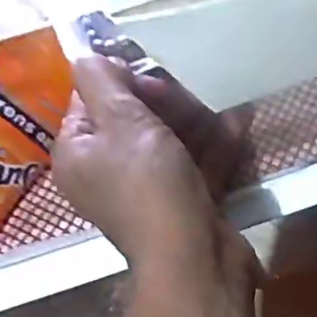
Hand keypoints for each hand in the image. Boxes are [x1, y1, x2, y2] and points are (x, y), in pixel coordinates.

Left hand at [52, 57, 256, 289]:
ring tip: (219, 108)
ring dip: (195, 122)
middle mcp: (109, 175)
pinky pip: (197, 167)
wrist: (195, 260)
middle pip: (134, 121)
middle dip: (163, 103)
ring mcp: (151, 193)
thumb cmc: (151, 188)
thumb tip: (91, 56)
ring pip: (170, 143)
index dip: (120, 82)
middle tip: (184, 97)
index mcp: (78, 155)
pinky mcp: (188, 206)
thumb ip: (103, 80)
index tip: (149, 74)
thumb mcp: (122, 122)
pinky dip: (214, 147)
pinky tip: (238, 124)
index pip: (89, 102)